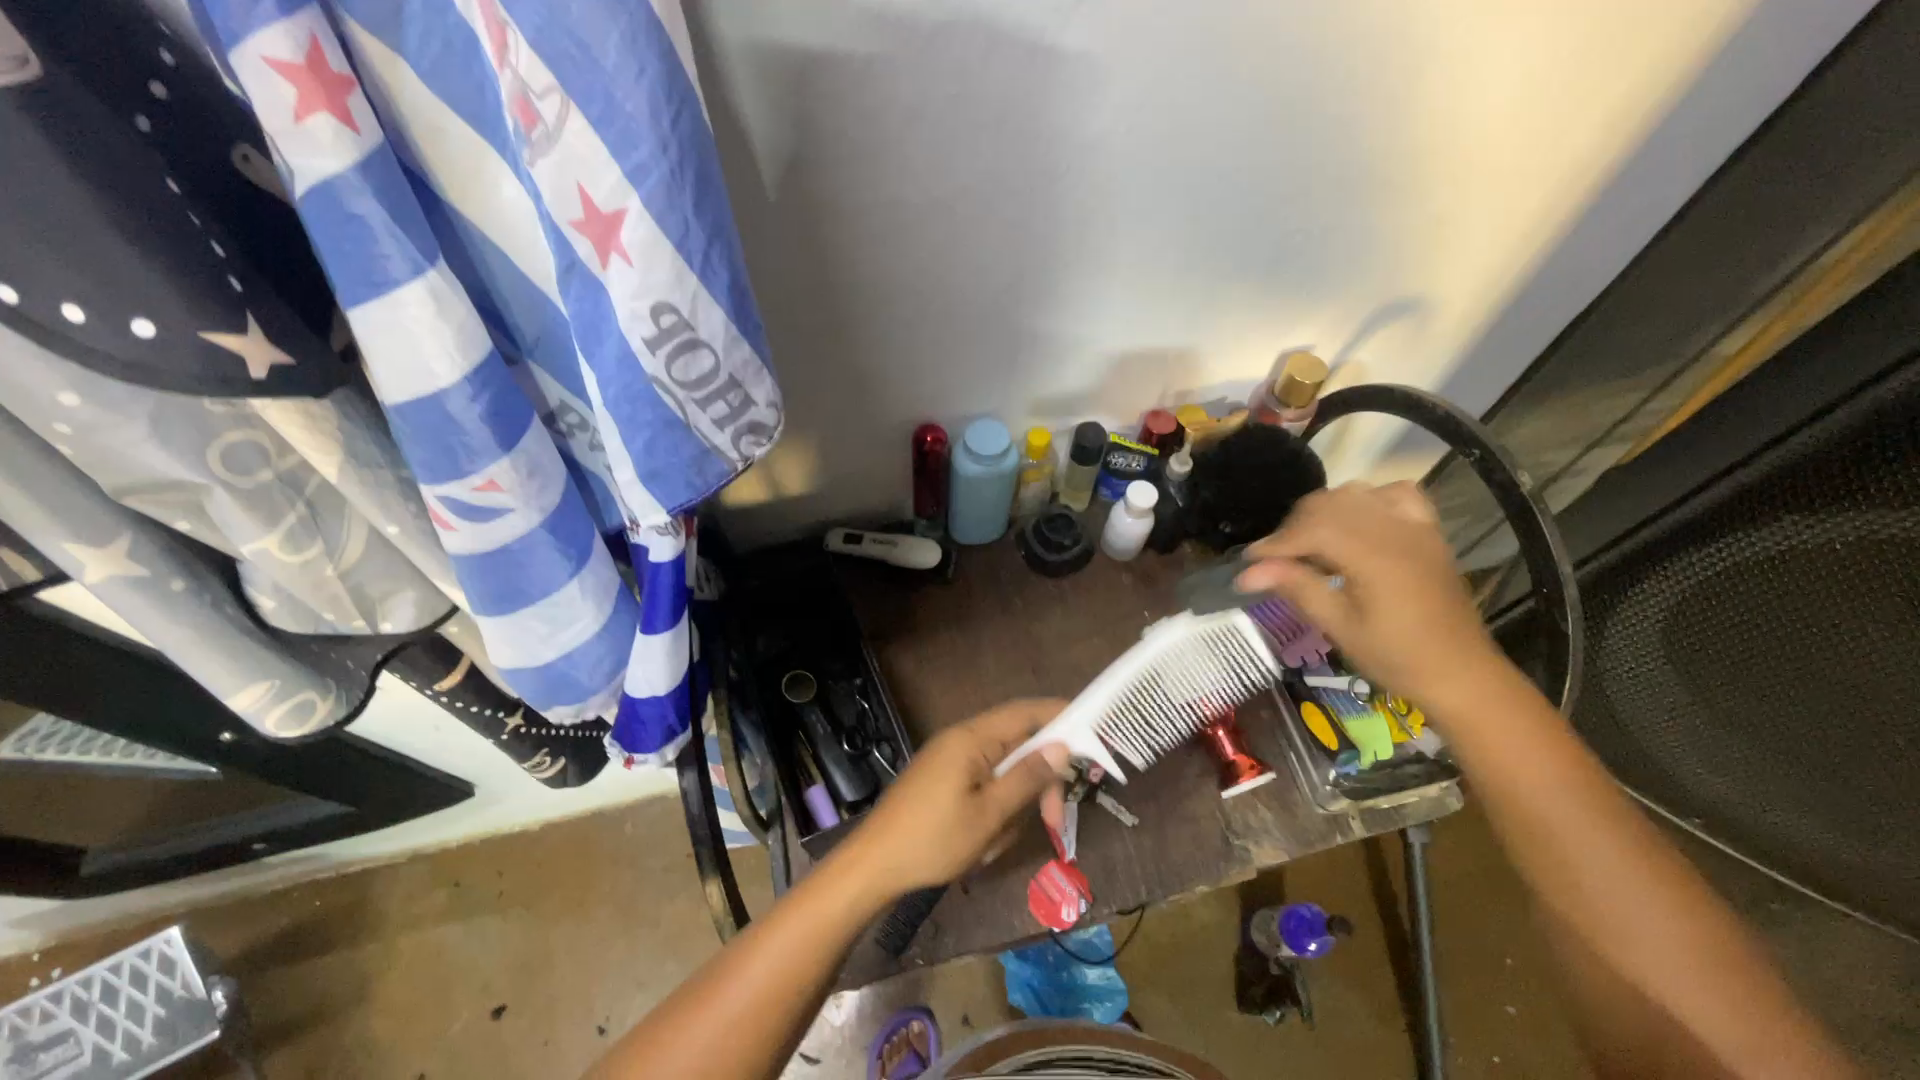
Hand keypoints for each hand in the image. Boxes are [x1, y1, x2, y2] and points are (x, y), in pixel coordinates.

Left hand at [836, 699, 1069, 898]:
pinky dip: (992, 813)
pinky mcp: (943, 783)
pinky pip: (983, 788)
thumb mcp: (990, 813)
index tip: (1094, 738)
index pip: (1027, 712)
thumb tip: (1062, 746)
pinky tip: (982, 844)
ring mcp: (950, 762)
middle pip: (1019, 746)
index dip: (1062, 718)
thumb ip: (1028, 777)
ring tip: (996, 841)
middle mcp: (961, 740)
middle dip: (1039, 782)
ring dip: (1012, 807)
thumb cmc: (933, 839)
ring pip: (1003, 773)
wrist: (873, 866)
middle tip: (1053, 819)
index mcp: (972, 738)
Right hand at [1234, 481, 1504, 707]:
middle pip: (1329, 504)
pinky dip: (1368, 499)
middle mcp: (1395, 529)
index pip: (1311, 529)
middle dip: (1294, 527)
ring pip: (1356, 493)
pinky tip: (1357, 521)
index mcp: (1373, 556)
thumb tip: (1247, 573)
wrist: (1460, 672)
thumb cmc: (1396, 658)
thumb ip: (1297, 588)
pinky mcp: (1428, 530)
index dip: (1275, 543)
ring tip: (1310, 545)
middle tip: (1275, 561)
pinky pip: (1395, 494)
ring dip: (1325, 512)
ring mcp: (1415, 526)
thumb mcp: (1340, 628)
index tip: (1249, 563)